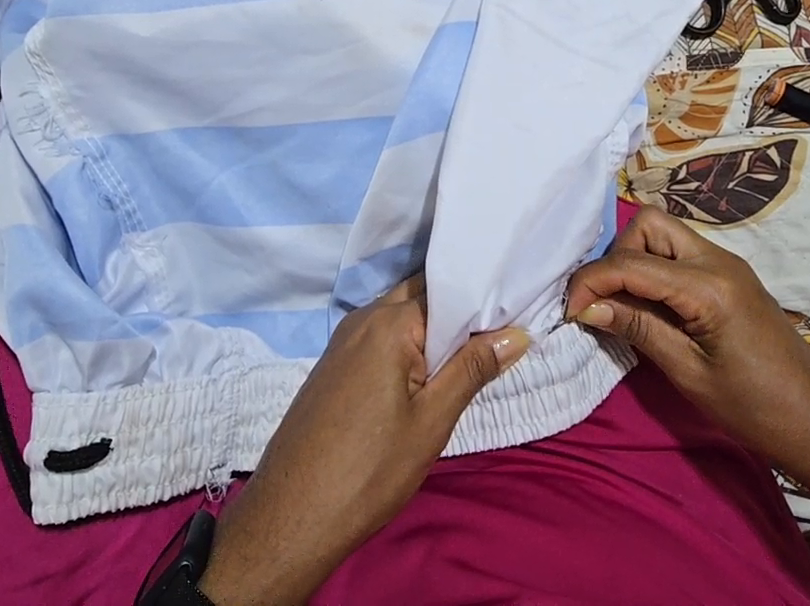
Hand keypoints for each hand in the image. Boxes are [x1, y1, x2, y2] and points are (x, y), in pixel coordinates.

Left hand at [199, 277, 529, 605]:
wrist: (291, 518)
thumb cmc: (370, 469)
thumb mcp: (432, 419)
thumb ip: (474, 368)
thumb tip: (518, 333)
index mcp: (388, 323)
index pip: (446, 290)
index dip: (481, 301)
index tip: (515, 312)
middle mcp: (362, 319)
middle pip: (420, 297)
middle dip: (457, 311)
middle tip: (499, 330)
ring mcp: (343, 342)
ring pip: (399, 317)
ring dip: (432, 330)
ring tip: (472, 351)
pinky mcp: (334, 365)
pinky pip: (379, 337)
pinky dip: (407, 344)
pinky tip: (427, 372)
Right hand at [564, 206, 809, 465]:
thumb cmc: (752, 407)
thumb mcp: (687, 372)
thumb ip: (636, 328)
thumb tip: (585, 308)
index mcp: (709, 285)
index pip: (632, 263)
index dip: (592, 282)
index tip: (570, 312)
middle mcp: (718, 260)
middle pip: (650, 224)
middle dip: (617, 256)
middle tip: (606, 303)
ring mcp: (727, 264)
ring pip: (664, 233)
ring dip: (635, 259)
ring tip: (625, 306)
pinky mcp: (730, 275)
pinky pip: (681, 253)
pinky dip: (655, 268)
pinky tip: (650, 306)